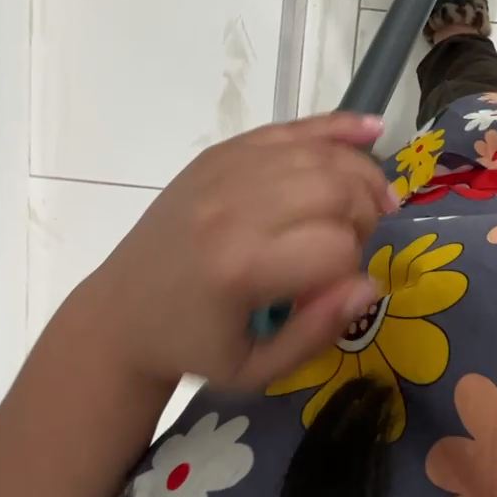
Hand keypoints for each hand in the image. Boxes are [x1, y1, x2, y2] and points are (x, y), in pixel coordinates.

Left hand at [78, 113, 397, 390]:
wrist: (121, 311)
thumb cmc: (193, 344)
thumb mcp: (255, 370)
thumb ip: (318, 331)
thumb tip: (370, 283)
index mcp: (240, 268)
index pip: (336, 247)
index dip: (355, 265)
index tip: (342, 283)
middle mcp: (235, 208)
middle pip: (334, 189)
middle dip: (367, 211)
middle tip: (365, 235)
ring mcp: (226, 170)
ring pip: (319, 155)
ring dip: (361, 173)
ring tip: (376, 199)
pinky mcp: (220, 152)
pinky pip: (290, 128)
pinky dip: (336, 127)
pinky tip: (372, 131)